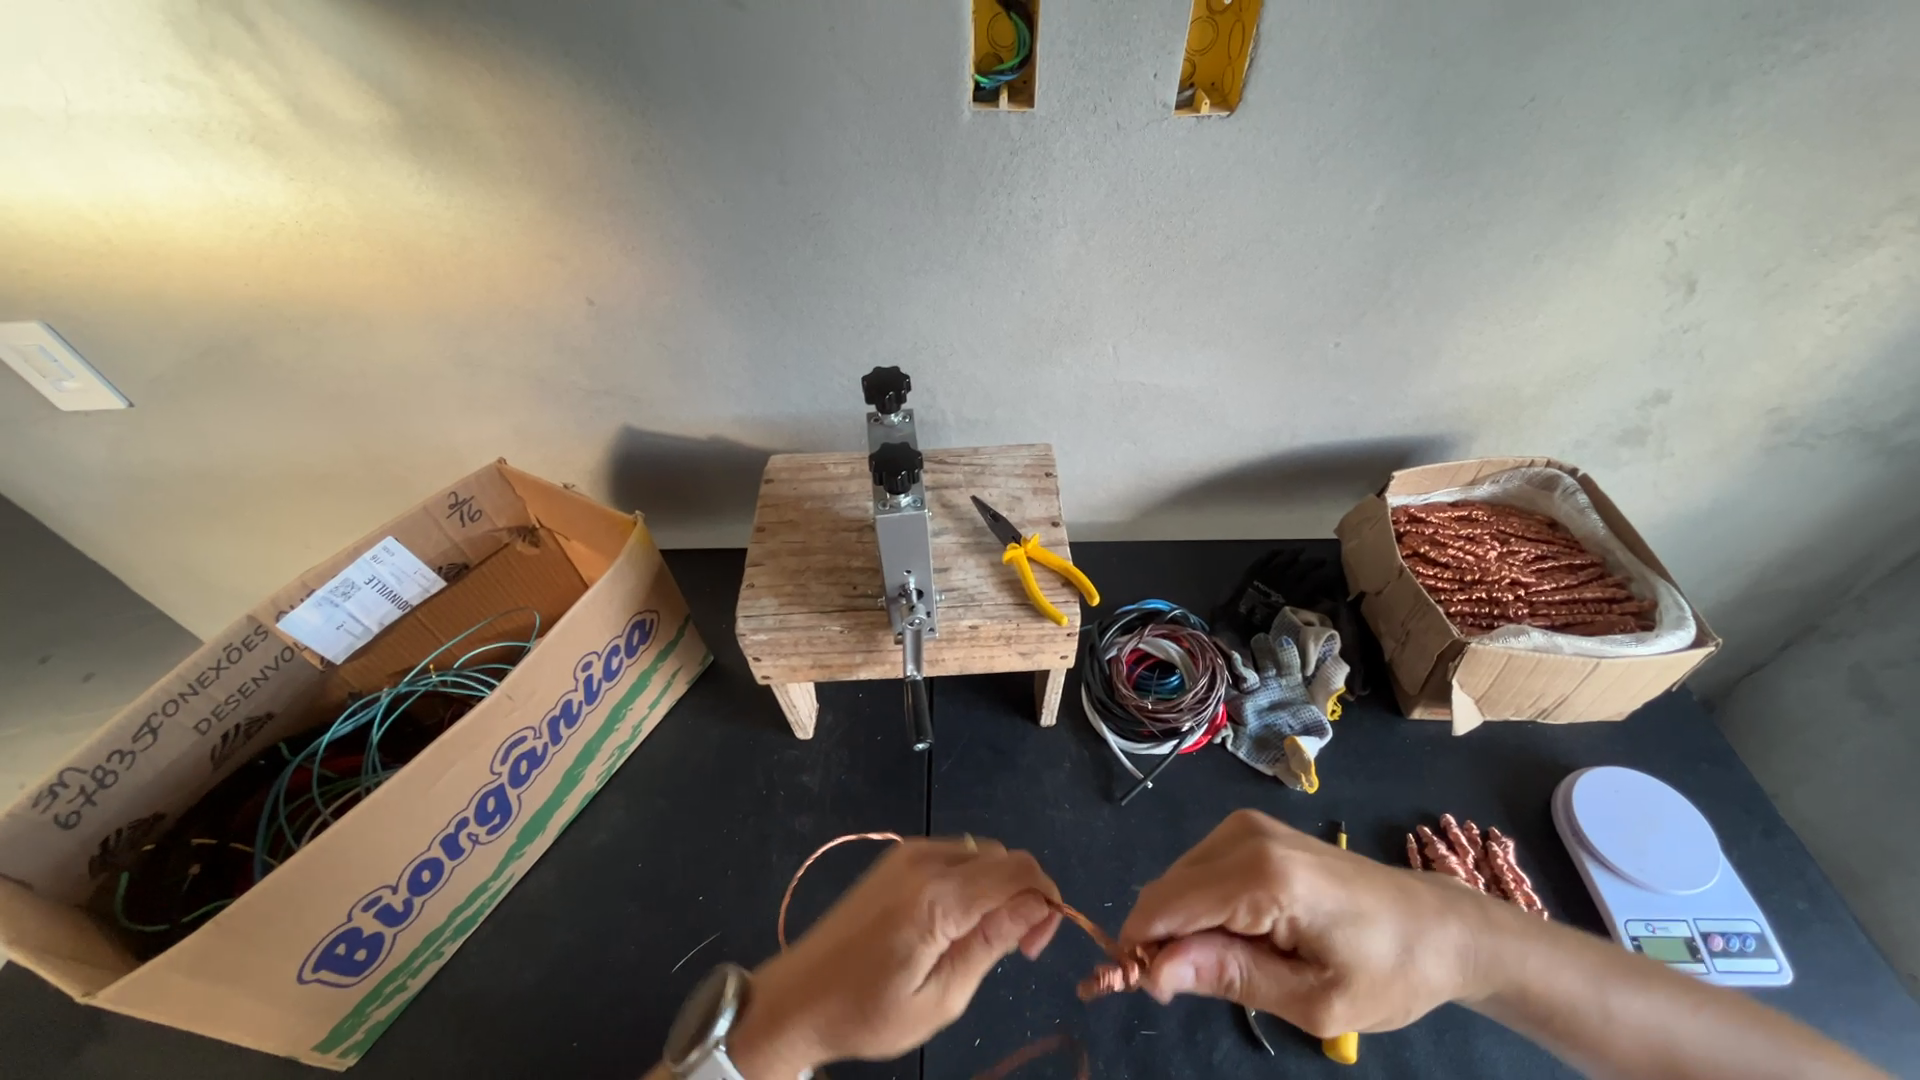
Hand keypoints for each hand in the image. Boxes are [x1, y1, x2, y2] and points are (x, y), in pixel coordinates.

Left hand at [729, 837, 1062, 1076]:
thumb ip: (991, 943)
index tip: (1032, 947)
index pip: (1019, 869)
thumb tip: (1038, 906)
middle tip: (1013, 949)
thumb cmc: (867, 1012)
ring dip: (997, 888)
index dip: (1045, 901)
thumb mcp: (941, 997)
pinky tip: (954, 921)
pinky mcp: (898, 858)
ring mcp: (909, 854)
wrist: (798, 998)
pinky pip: (956, 856)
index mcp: (938, 896)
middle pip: (1004, 857)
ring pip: (982, 853)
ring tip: (980, 940)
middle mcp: (926, 860)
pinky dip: (971, 881)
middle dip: (1024, 896)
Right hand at [1120, 809, 1497, 1037]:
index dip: (1142, 948)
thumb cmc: (1387, 972)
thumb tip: (1152, 971)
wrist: (1436, 925)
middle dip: (1162, 939)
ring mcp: (1243, 825)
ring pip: (1175, 880)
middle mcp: (1243, 835)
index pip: (1168, 907)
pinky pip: (1196, 869)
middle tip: (1199, 989)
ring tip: (1235, 962)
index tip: (1146, 992)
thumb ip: (1228, 978)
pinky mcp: (1247, 828)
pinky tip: (1238, 932)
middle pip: (1165, 890)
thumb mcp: (1312, 1000)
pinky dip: (1198, 906)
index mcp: (1263, 876)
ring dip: (1182, 925)